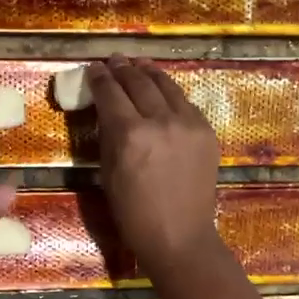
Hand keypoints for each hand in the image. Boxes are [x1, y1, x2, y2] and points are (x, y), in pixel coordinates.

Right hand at [86, 56, 223, 272]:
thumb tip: (107, 114)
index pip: (110, 93)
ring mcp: (187, 123)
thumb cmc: (135, 218)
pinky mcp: (206, 131)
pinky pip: (184, 102)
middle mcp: (159, 121)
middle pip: (138, 81)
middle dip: (122, 69)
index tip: (93, 69)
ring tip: (138, 64)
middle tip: (113, 60)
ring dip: (148, 72)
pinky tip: (162, 91)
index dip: (99, 78)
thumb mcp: (109, 178)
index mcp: (130, 136)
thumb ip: (108, 140)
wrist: (180, 238)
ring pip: (165, 85)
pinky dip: (169, 93)